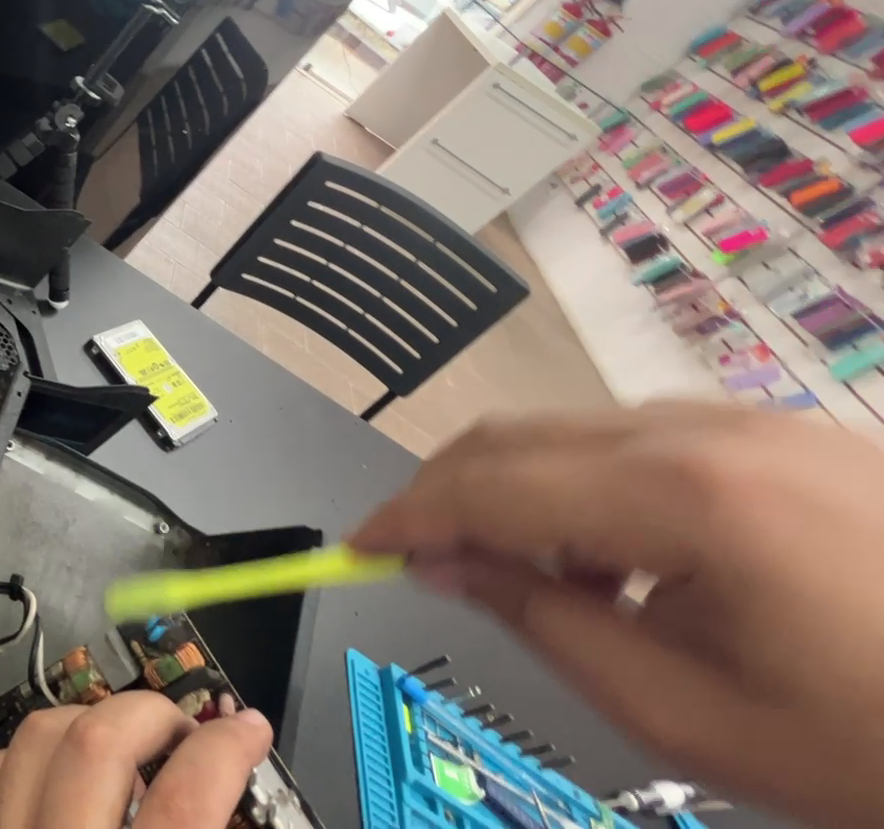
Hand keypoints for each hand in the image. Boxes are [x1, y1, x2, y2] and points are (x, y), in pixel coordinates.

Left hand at [0, 690, 271, 828]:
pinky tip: (54, 777)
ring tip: (125, 744)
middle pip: (94, 745)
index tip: (249, 728)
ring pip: (34, 739)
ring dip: (88, 724)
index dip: (226, 753)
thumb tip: (230, 797)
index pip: (184, 803)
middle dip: (151, 715)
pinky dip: (25, 757)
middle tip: (185, 729)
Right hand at [347, 404, 883, 828]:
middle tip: (414, 557)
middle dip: (442, 492)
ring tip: (529, 575)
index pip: (485, 484)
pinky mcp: (776, 429)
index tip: (356, 548)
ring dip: (509, 490)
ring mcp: (747, 418)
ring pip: (560, 430)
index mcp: (682, 494)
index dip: (404, 515)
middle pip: (510, 436)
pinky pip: (626, 437)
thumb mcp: (689, 714)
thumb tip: (440, 563)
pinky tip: (614, 554)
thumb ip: (539, 618)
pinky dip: (576, 484)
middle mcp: (702, 427)